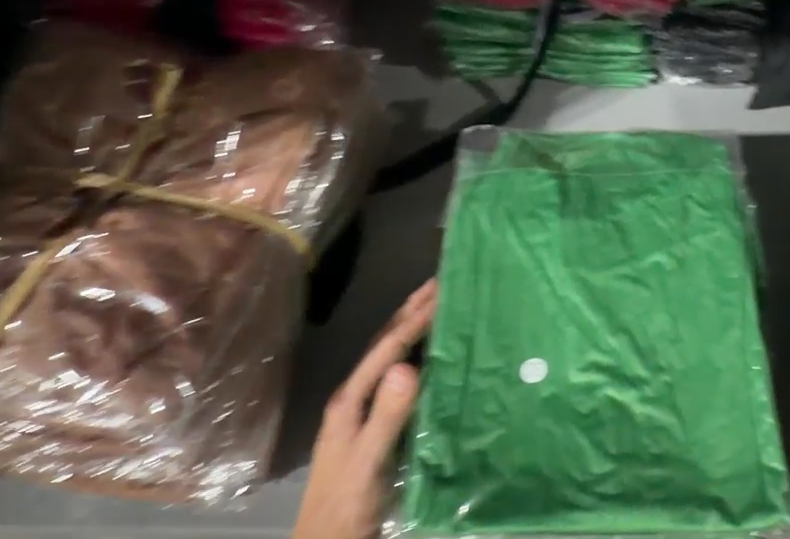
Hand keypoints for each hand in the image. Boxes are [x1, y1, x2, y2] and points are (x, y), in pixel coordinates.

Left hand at [293, 280, 437, 538]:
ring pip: (389, 360)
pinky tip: (431, 359)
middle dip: (410, 313)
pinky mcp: (375, 429)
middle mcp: (354, 399)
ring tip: (436, 306)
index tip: (442, 292)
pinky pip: (398, 381)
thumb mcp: (369, 461)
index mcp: (350, 400)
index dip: (414, 320)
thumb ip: (387, 416)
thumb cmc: (347, 505)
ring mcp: (362, 414)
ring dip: (412, 330)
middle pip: (384, 346)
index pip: (386, 349)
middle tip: (439, 283)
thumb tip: (408, 364)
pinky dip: (416, 358)